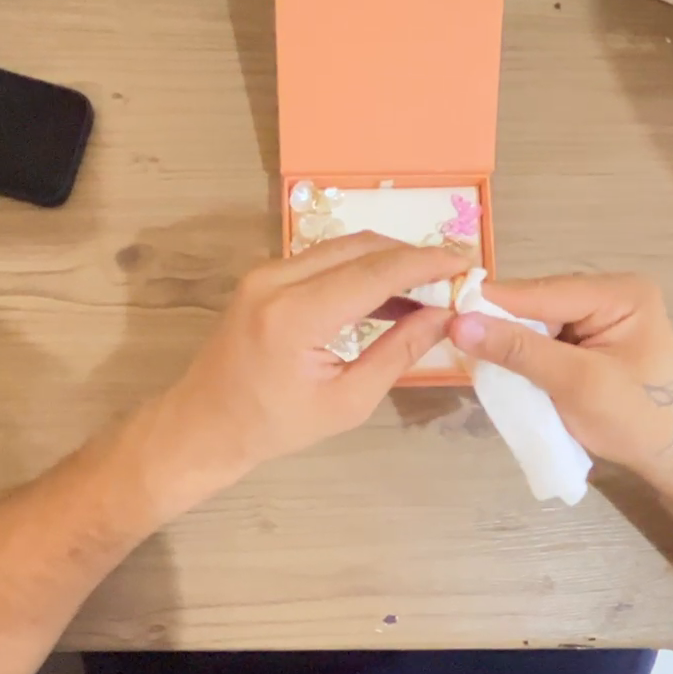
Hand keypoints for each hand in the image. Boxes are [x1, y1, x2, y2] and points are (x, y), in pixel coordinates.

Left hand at [154, 232, 469, 479]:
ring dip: (388, 261)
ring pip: (344, 247)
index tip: (466, 265)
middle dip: (412, 257)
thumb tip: (443, 316)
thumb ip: (398, 353)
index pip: (376, 272)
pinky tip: (389, 294)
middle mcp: (276, 279)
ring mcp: (266, 272)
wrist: (206, 424)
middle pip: (362, 247)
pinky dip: (361, 269)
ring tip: (428, 289)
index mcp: (295, 315)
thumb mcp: (347, 401)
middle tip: (453, 279)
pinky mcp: (264, 276)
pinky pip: (325, 259)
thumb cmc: (275, 426)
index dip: (427, 264)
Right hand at [448, 273, 672, 482]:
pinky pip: (546, 334)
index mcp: (621, 292)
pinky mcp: (591, 337)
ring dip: (509, 336)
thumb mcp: (575, 383)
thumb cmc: (634, 419)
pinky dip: (523, 349)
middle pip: (538, 301)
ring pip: (538, 318)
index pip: (543, 290)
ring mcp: (602, 314)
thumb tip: (459, 324)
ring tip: (468, 347)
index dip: (493, 303)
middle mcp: (611, 292)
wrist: (672, 457)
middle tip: (452, 334)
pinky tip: (499, 359)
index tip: (444, 311)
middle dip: (501, 320)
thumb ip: (519, 350)